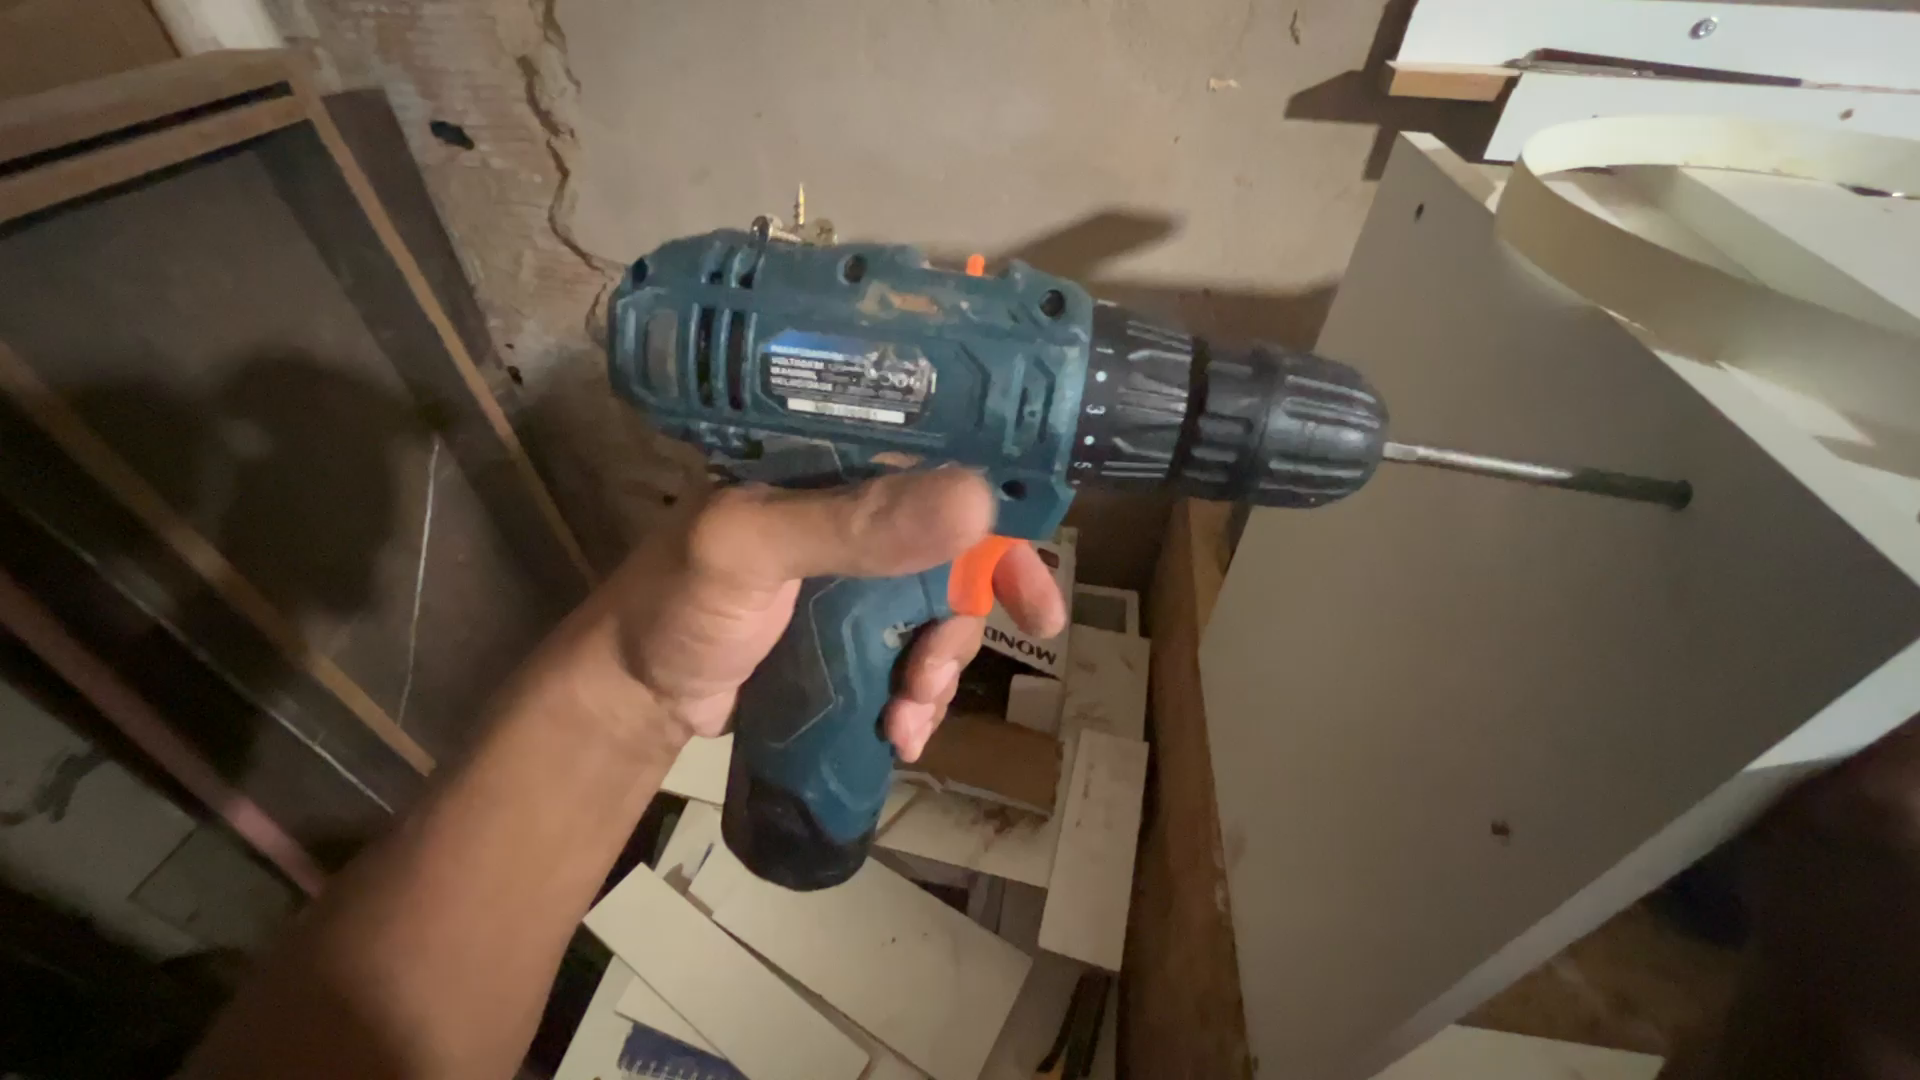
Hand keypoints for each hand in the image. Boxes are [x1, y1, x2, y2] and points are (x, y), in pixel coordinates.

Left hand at [559, 468, 1065, 760]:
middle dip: (970, 618)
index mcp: (836, 472)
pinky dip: (920, 701)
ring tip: (907, 715)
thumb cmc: (677, 604)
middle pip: (956, 554)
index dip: (1000, 523)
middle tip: (968, 662)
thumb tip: (977, 501)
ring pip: (941, 617)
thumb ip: (852, 524)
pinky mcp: (853, 638)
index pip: (941, 471)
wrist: (634, 694)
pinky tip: (899, 734)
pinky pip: (914, 661)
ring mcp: (858, 582)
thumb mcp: (751, 550)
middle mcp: (858, 517)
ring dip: (939, 673)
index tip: (1035, 591)